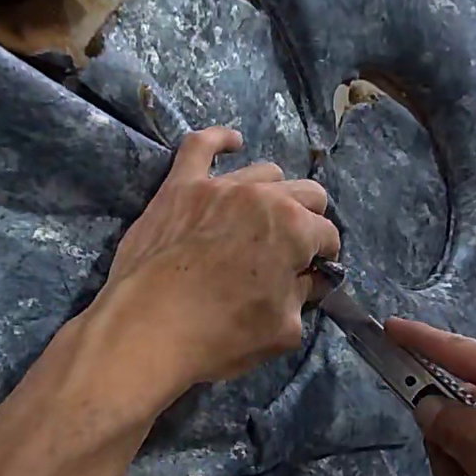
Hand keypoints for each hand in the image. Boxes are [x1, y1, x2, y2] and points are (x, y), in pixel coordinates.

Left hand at [90, 127, 339, 394]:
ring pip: (265, 173)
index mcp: (296, 229)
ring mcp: (220, 186)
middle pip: (307, 194)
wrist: (148, 331)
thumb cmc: (222, 335)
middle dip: (311, 221)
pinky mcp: (180, 186)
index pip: (328, 235)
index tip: (313, 273)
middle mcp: (264, 197)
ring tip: (262, 219)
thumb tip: (310, 279)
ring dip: (274, 195)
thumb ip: (305, 297)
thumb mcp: (284, 330)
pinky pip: (199, 146)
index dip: (325, 257)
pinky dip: (219, 140)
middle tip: (294, 249)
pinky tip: (232, 141)